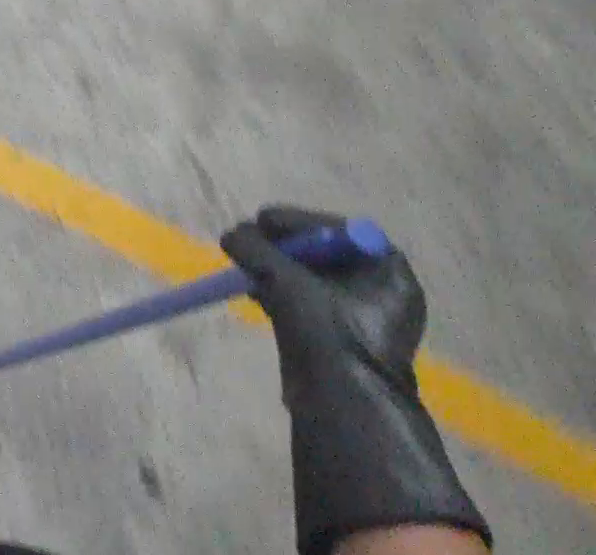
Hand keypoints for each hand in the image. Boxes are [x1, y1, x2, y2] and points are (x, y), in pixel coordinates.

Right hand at [222, 206, 489, 554]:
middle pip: (323, 253)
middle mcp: (380, 292)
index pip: (343, 231)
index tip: (263, 221)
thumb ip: (255, 248)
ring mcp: (358, 316)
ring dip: (274, 267)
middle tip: (248, 241)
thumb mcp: (285, 280)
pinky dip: (276, 289)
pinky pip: (303, 299)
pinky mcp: (333, 335)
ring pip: (309, 277)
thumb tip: (233, 234)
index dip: (300, 223)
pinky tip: (251, 289)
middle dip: (281, 245)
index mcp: (389, 274)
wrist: (342, 401)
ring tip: (244, 264)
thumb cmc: (328, 333)